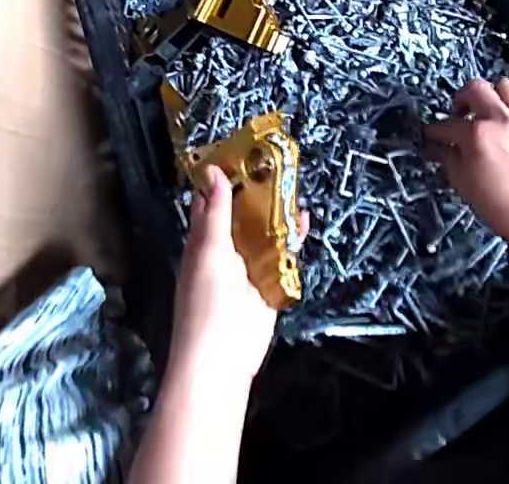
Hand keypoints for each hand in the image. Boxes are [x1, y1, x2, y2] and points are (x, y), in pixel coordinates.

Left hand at [170, 164, 277, 389]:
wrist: (222, 359)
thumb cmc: (207, 300)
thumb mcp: (208, 250)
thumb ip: (215, 213)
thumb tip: (213, 171)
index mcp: (204, 239)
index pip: (213, 200)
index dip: (224, 176)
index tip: (242, 149)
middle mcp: (226, 248)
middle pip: (243, 212)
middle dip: (258, 190)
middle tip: (277, 161)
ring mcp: (249, 265)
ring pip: (265, 230)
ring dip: (278, 210)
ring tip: (294, 183)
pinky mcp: (270, 281)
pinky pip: (283, 253)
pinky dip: (293, 236)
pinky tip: (304, 220)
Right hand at [425, 79, 508, 254]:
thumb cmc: (497, 203)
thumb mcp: (462, 181)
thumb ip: (448, 157)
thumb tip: (438, 146)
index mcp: (476, 134)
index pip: (447, 124)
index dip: (435, 130)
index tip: (431, 133)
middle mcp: (499, 119)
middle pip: (476, 88)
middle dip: (462, 97)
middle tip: (459, 112)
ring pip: (505, 86)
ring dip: (492, 94)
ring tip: (486, 109)